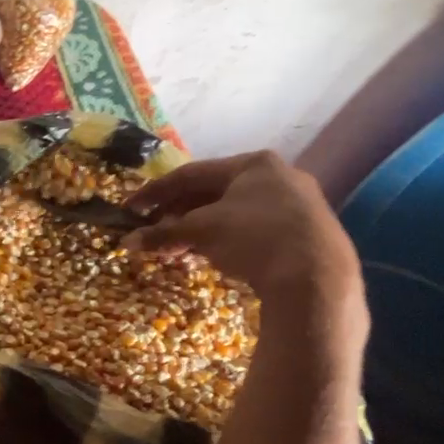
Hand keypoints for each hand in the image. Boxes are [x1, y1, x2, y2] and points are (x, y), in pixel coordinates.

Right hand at [122, 152, 363, 313]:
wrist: (316, 279)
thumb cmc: (253, 238)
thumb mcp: (200, 232)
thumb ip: (162, 233)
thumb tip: (126, 243)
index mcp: (253, 164)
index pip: (190, 174)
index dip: (154, 192)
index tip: (130, 208)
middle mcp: (278, 176)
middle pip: (212, 192)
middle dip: (177, 212)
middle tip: (151, 228)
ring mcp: (297, 203)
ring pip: (232, 211)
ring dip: (198, 227)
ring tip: (175, 246)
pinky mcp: (306, 230)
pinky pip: (253, 227)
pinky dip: (225, 237)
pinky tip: (209, 254)